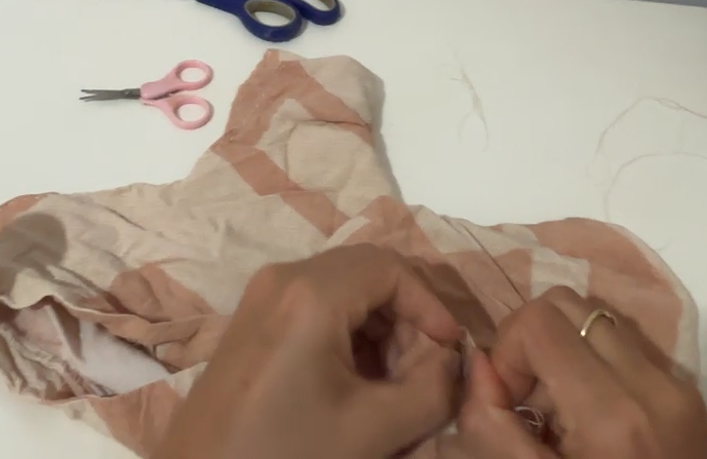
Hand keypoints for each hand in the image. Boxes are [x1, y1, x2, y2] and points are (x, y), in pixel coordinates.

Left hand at [155, 245, 463, 458]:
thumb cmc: (287, 453)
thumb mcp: (370, 430)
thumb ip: (430, 389)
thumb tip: (454, 359)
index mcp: (310, 291)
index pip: (390, 266)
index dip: (430, 303)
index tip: (452, 351)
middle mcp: (284, 275)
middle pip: (366, 270)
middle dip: (405, 315)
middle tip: (422, 370)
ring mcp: (262, 293)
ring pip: (342, 286)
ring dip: (377, 325)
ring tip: (391, 383)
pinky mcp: (253, 317)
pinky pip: (315, 303)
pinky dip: (347, 330)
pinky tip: (354, 381)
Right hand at [455, 288, 706, 458]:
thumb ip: (492, 425)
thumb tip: (479, 363)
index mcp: (611, 414)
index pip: (537, 321)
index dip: (507, 352)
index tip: (510, 402)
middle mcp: (650, 384)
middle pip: (564, 301)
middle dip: (531, 338)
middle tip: (530, 396)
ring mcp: (675, 384)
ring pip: (594, 314)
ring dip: (562, 344)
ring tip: (561, 404)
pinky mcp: (688, 391)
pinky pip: (624, 342)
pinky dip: (593, 359)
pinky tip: (594, 413)